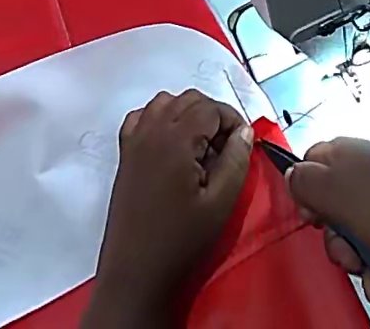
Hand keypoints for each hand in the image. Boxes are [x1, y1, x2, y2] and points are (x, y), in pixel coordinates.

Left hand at [84, 90, 254, 323]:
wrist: (136, 270)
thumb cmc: (180, 240)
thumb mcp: (220, 204)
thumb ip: (236, 161)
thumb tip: (244, 132)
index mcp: (176, 137)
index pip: (210, 107)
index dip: (232, 120)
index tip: (243, 144)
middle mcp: (152, 128)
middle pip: (188, 99)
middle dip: (213, 116)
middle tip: (226, 149)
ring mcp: (135, 137)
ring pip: (166, 102)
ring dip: (187, 114)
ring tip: (202, 148)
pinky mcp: (125, 150)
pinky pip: (143, 116)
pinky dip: (160, 119)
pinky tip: (172, 145)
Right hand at [287, 138, 369, 321]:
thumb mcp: (338, 191)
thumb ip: (305, 183)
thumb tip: (288, 176)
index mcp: (345, 156)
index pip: (309, 169)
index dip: (305, 198)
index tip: (311, 223)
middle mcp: (369, 179)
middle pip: (336, 217)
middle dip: (342, 248)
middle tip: (353, 260)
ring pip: (367, 249)